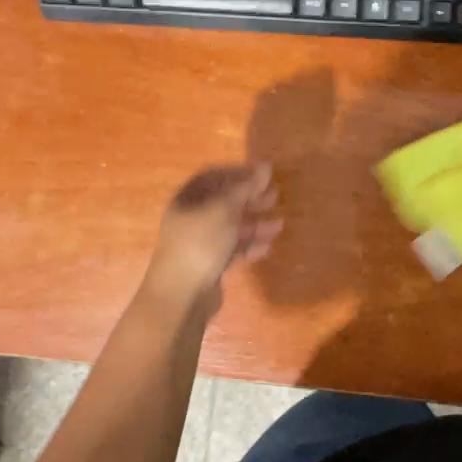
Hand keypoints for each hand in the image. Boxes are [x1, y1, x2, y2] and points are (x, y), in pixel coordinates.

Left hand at [142, 164, 281, 307]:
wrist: (182, 295)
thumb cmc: (201, 243)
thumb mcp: (224, 210)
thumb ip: (246, 188)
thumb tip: (265, 166)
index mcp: (187, 200)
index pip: (214, 176)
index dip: (239, 173)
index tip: (265, 175)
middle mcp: (191, 218)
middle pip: (224, 202)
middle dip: (251, 199)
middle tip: (275, 196)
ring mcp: (199, 243)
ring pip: (231, 227)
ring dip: (255, 224)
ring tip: (279, 225)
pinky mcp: (209, 264)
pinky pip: (232, 249)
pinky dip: (249, 246)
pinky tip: (267, 247)